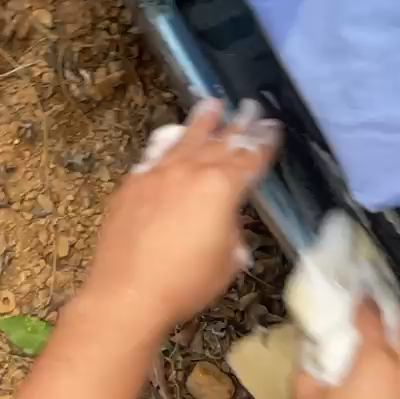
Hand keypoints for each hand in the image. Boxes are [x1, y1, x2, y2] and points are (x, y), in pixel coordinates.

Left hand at [79, 98, 279, 337]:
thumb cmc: (184, 284)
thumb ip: (231, 230)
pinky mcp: (130, 187)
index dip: (264, 143)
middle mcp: (190, 172)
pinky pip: (153, 156)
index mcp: (222, 187)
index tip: (272, 128)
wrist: (127, 294)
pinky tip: (169, 140)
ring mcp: (156, 175)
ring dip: (201, 122)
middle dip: (238, 125)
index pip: (250, 158)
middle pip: (219, 142)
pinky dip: (166, 144)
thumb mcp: (226, 262)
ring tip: (212, 104)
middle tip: (250, 108)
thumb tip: (224, 219)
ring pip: (184, 140)